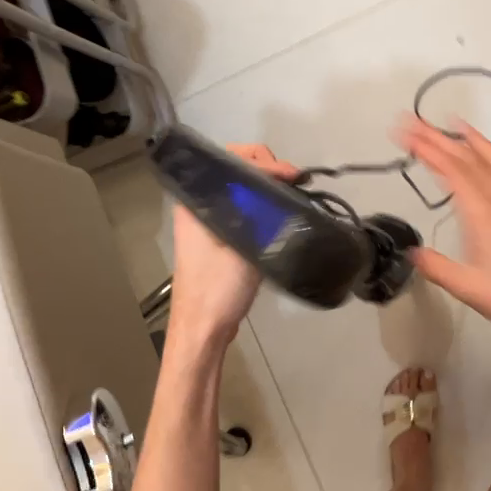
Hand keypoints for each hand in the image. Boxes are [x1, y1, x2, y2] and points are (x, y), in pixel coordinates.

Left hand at [166, 143, 299, 348]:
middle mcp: (198, 205)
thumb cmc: (216, 289)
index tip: (290, 175)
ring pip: (240, 188)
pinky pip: (242, 207)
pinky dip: (263, 202)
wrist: (203, 331)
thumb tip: (283, 187)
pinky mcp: (219, 238)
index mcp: (195, 201)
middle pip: (234, 169)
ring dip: (267, 185)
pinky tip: (282, 208)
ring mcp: (208, 221)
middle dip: (266, 168)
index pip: (229, 159)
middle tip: (295, 181)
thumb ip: (261, 213)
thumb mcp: (243, 245)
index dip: (262, 161)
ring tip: (294, 191)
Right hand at [397, 116, 490, 337]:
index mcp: (484, 214)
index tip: (404, 132)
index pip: (452, 170)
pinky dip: (490, 157)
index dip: (427, 148)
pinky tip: (487, 161)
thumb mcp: (466, 286)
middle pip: (468, 159)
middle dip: (438, 137)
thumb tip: (413, 253)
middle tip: (413, 122)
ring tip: (455, 124)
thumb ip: (437, 267)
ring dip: (471, 140)